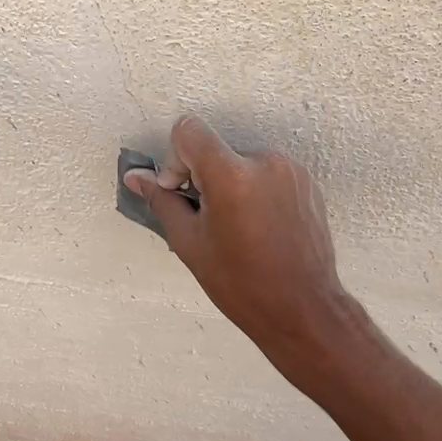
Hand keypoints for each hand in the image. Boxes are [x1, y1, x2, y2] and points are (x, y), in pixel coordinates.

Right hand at [125, 117, 357, 363]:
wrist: (303, 310)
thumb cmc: (244, 284)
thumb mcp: (190, 243)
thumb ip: (162, 201)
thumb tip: (136, 177)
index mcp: (231, 176)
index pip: (189, 130)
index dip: (176, 158)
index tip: (183, 190)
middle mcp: (263, 162)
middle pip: (215, 148)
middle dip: (203, 175)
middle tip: (208, 218)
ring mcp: (289, 169)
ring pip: (240, 160)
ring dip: (231, 182)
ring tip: (238, 225)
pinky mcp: (304, 179)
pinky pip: (266, 170)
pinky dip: (255, 188)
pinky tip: (259, 225)